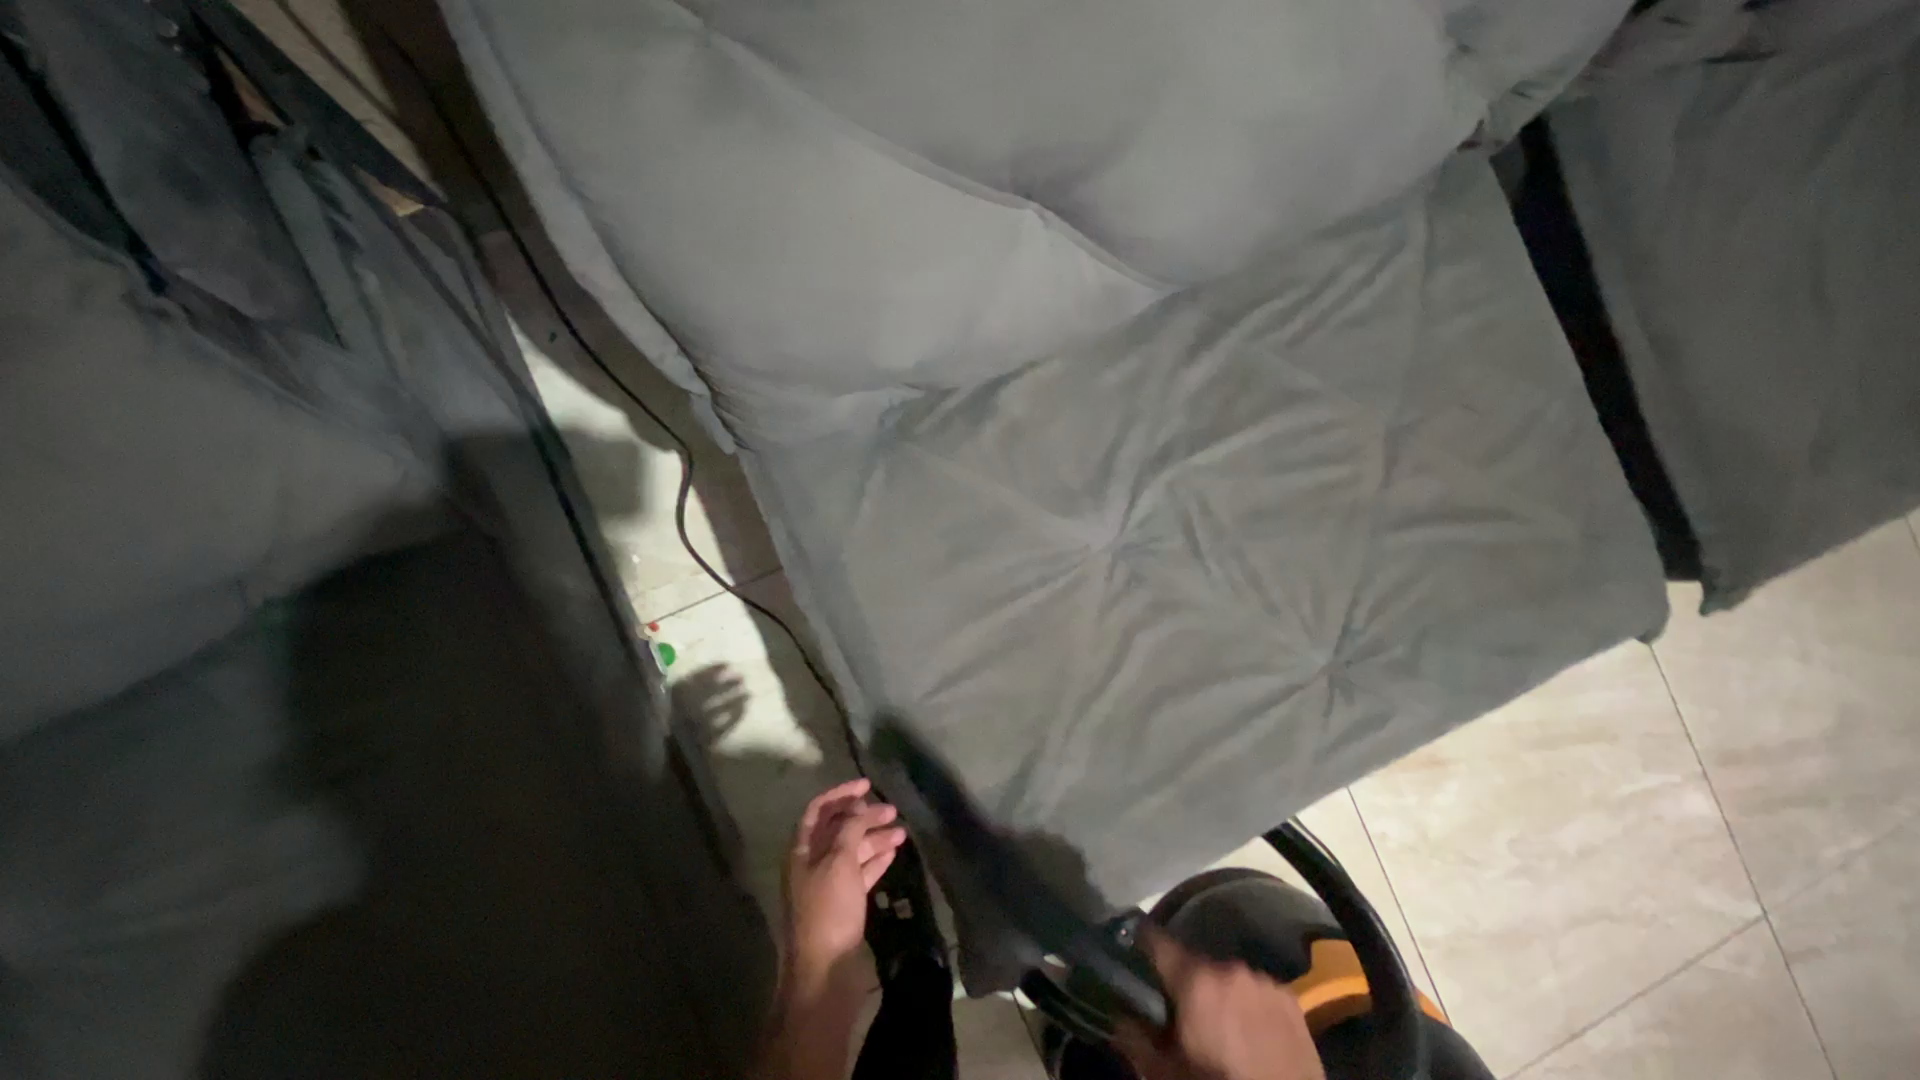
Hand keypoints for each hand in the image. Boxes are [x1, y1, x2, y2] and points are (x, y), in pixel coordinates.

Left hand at [782, 778, 907, 989]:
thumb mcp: (838, 863)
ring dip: (874, 837)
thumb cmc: (828, 910)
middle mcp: (812, 864)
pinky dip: (876, 860)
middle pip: (838, 830)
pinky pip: (860, 873)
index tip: (867, 785)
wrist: (824, 970)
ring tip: (901, 830)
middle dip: (863, 816)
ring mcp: (828, 884)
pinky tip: (893, 852)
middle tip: (891, 809)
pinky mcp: (844, 904)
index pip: (818, 811)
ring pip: (852, 851)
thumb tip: (861, 808)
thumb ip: (849, 830)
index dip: (841, 794)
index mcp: (801, 851)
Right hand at [1114, 930, 1326, 1079]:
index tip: (1129, 950)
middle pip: (1193, 965)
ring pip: (1227, 979)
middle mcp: (1230, 969)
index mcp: (1195, 982)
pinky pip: (1256, 992)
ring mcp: (1264, 982)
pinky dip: (1247, 1006)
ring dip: (1218, 995)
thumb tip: (1115, 1014)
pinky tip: (1249, 1036)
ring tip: (1218, 1031)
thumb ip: (1134, 1039)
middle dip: (1183, 985)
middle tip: (1178, 1016)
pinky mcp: (1291, 1000)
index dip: (1139, 945)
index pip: (1156, 942)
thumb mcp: (1164, 1075)